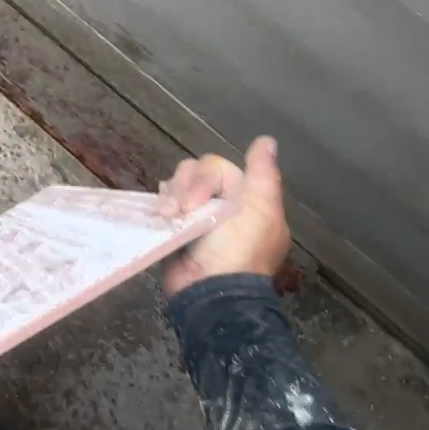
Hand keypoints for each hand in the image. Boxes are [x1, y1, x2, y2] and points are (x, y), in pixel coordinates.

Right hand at [156, 136, 290, 297]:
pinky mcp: (176, 224)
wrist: (209, 290)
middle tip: (182, 212)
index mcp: (247, 201)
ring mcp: (197, 214)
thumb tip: (266, 139)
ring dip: (171, 196)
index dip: (204, 179)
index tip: (199, 203)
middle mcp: (223, 203)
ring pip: (177, 182)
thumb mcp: (260, 213)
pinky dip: (162, 203)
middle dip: (185, 188)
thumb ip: (263, 176)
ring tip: (169, 217)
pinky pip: (164, 197)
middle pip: (194, 171)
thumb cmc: (237, 251)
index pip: (218, 168)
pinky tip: (162, 215)